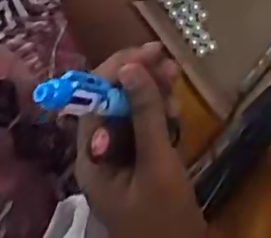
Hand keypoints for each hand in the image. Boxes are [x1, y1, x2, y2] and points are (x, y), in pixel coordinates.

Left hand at [73, 43, 204, 237]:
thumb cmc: (164, 218)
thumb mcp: (157, 163)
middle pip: (113, 98)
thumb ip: (145, 114)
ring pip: (131, 105)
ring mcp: (120, 155)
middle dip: (140, 76)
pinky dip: (160, 108)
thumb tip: (132, 66)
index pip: (94, 99)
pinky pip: (145, 120)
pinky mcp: (140, 158)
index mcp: (92, 157)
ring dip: (153, 89)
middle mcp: (100, 151)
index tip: (151, 52)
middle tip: (171, 66)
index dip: (118, 69)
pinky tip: (178, 109)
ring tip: (177, 83)